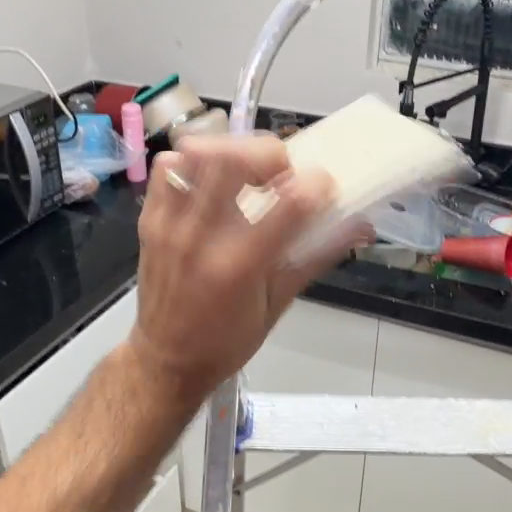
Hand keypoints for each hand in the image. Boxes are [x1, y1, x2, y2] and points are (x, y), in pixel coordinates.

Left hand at [125, 133, 367, 412]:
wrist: (166, 361)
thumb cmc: (228, 340)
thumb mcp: (279, 304)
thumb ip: (317, 256)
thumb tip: (361, 226)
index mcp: (241, 265)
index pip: (290, 202)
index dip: (317, 183)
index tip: (323, 185)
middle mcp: (202, 238)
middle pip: (236, 158)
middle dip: (269, 153)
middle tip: (280, 172)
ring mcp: (171, 225)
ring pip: (199, 154)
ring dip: (231, 150)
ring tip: (245, 171)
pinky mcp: (150, 221)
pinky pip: (166, 168)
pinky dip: (192, 163)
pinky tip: (209, 180)